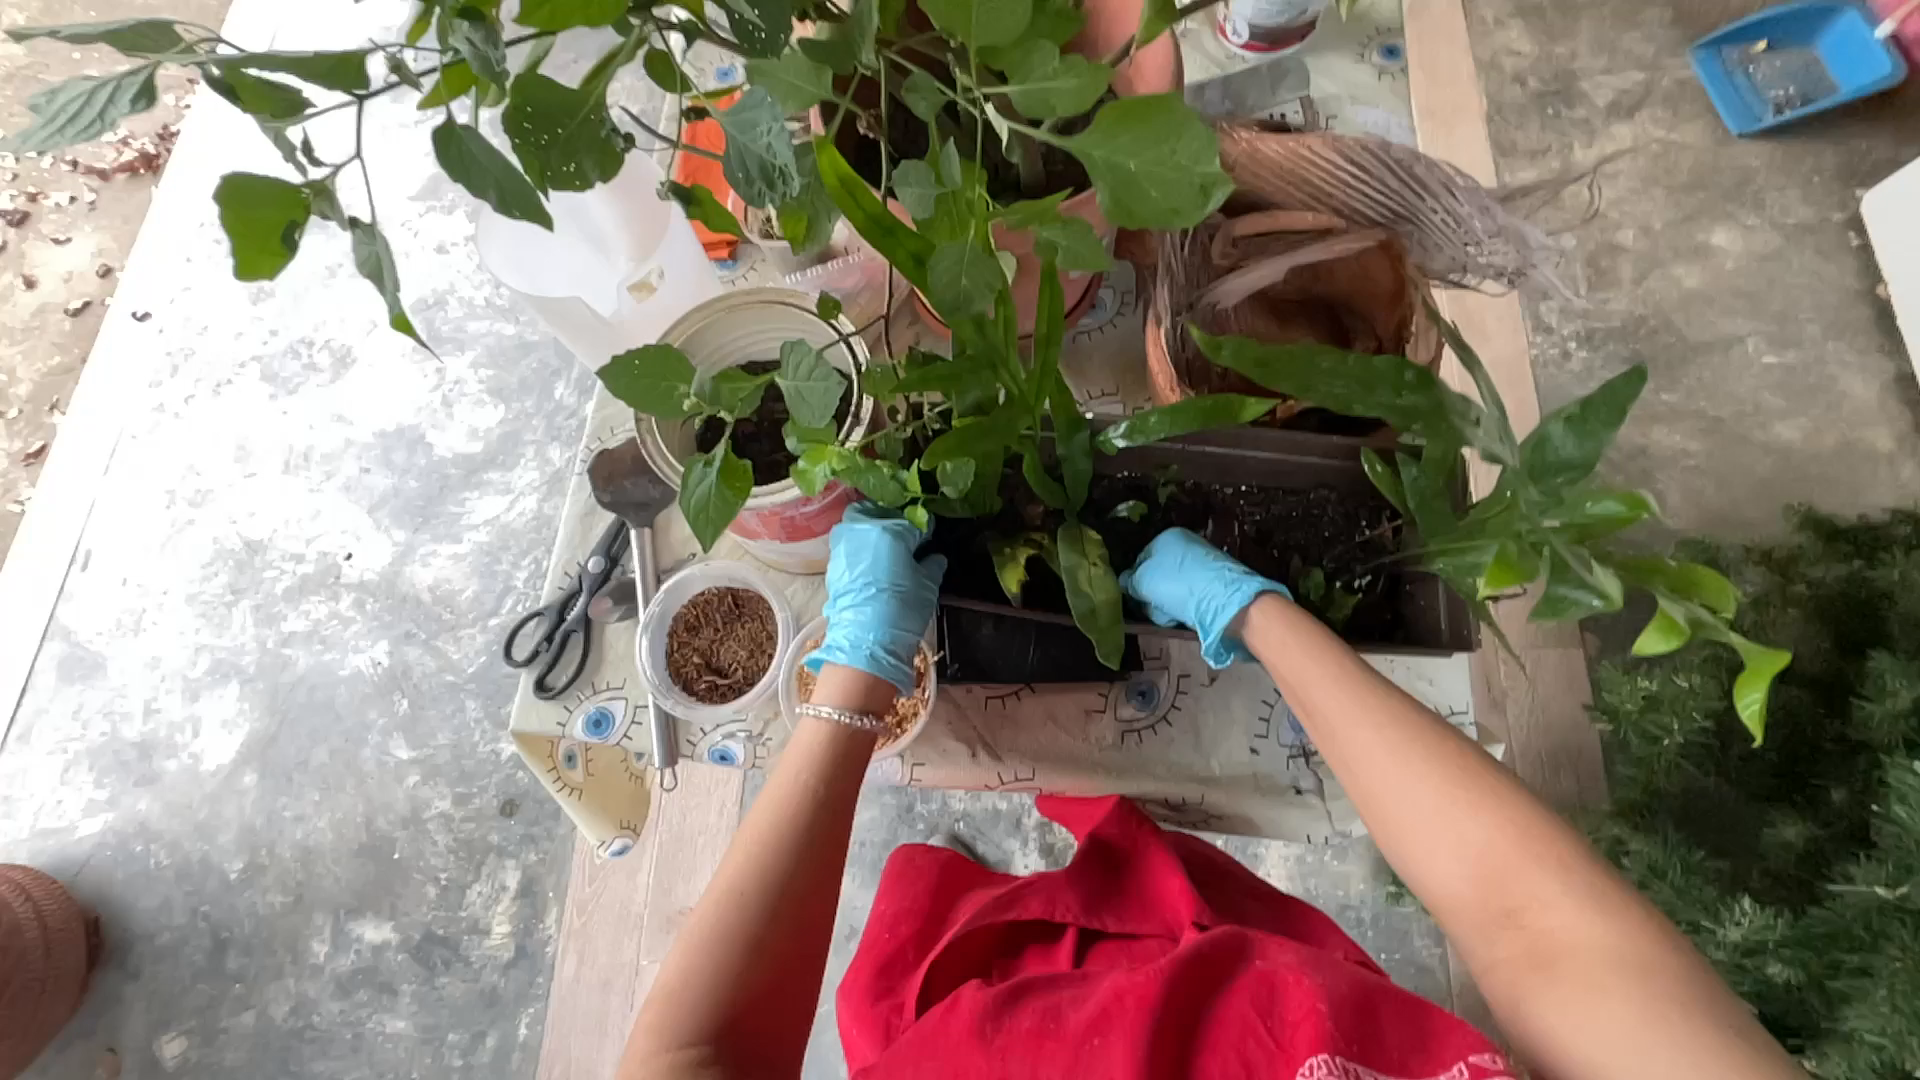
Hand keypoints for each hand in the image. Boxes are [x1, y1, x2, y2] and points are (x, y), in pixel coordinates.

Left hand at [805, 504, 945, 693]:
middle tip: (906, 540)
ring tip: (888, 552)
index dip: (924, 530)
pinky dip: (861, 550)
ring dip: (873, 533)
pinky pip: (850, 546)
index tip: (929, 539)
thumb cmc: (902, 607)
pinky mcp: (833, 563)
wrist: (866, 641)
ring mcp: (843, 545)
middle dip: (892, 521)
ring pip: (859, 526)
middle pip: (880, 513)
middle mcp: (861, 529)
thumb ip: (932, 563)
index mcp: (889, 528)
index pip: (914, 520)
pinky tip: (873, 566)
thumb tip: (934, 556)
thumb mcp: (928, 584)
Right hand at [1117, 527, 1289, 668]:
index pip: (1140, 559)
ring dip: (1168, 602)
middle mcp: (1187, 543)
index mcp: (1167, 536)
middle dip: (1153, 592)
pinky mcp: (1217, 580)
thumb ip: (1129, 580)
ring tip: (1172, 614)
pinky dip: (1186, 604)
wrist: (1229, 603)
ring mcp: (1204, 561)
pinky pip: (1191, 592)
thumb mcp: (1143, 582)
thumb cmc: (1179, 585)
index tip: (1137, 597)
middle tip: (1154, 607)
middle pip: (1157, 572)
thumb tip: (1123, 581)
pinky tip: (1188, 615)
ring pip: (1173, 585)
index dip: (1135, 580)